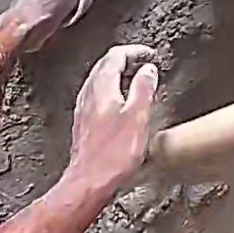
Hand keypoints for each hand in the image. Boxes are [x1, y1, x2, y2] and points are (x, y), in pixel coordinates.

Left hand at [65, 44, 159, 194]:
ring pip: (100, 80)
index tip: (150, 54)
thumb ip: (143, 88)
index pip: (115, 55)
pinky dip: (112, 90)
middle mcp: (89, 93)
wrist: (89, 182)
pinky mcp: (84, 122)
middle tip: (145, 63)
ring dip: (119, 75)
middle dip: (126, 59)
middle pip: (105, 65)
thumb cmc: (113, 154)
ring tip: (137, 80)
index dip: (135, 51)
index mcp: (101, 86)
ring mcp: (84, 107)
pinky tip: (121, 103)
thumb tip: (148, 69)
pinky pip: (98, 95)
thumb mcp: (137, 116)